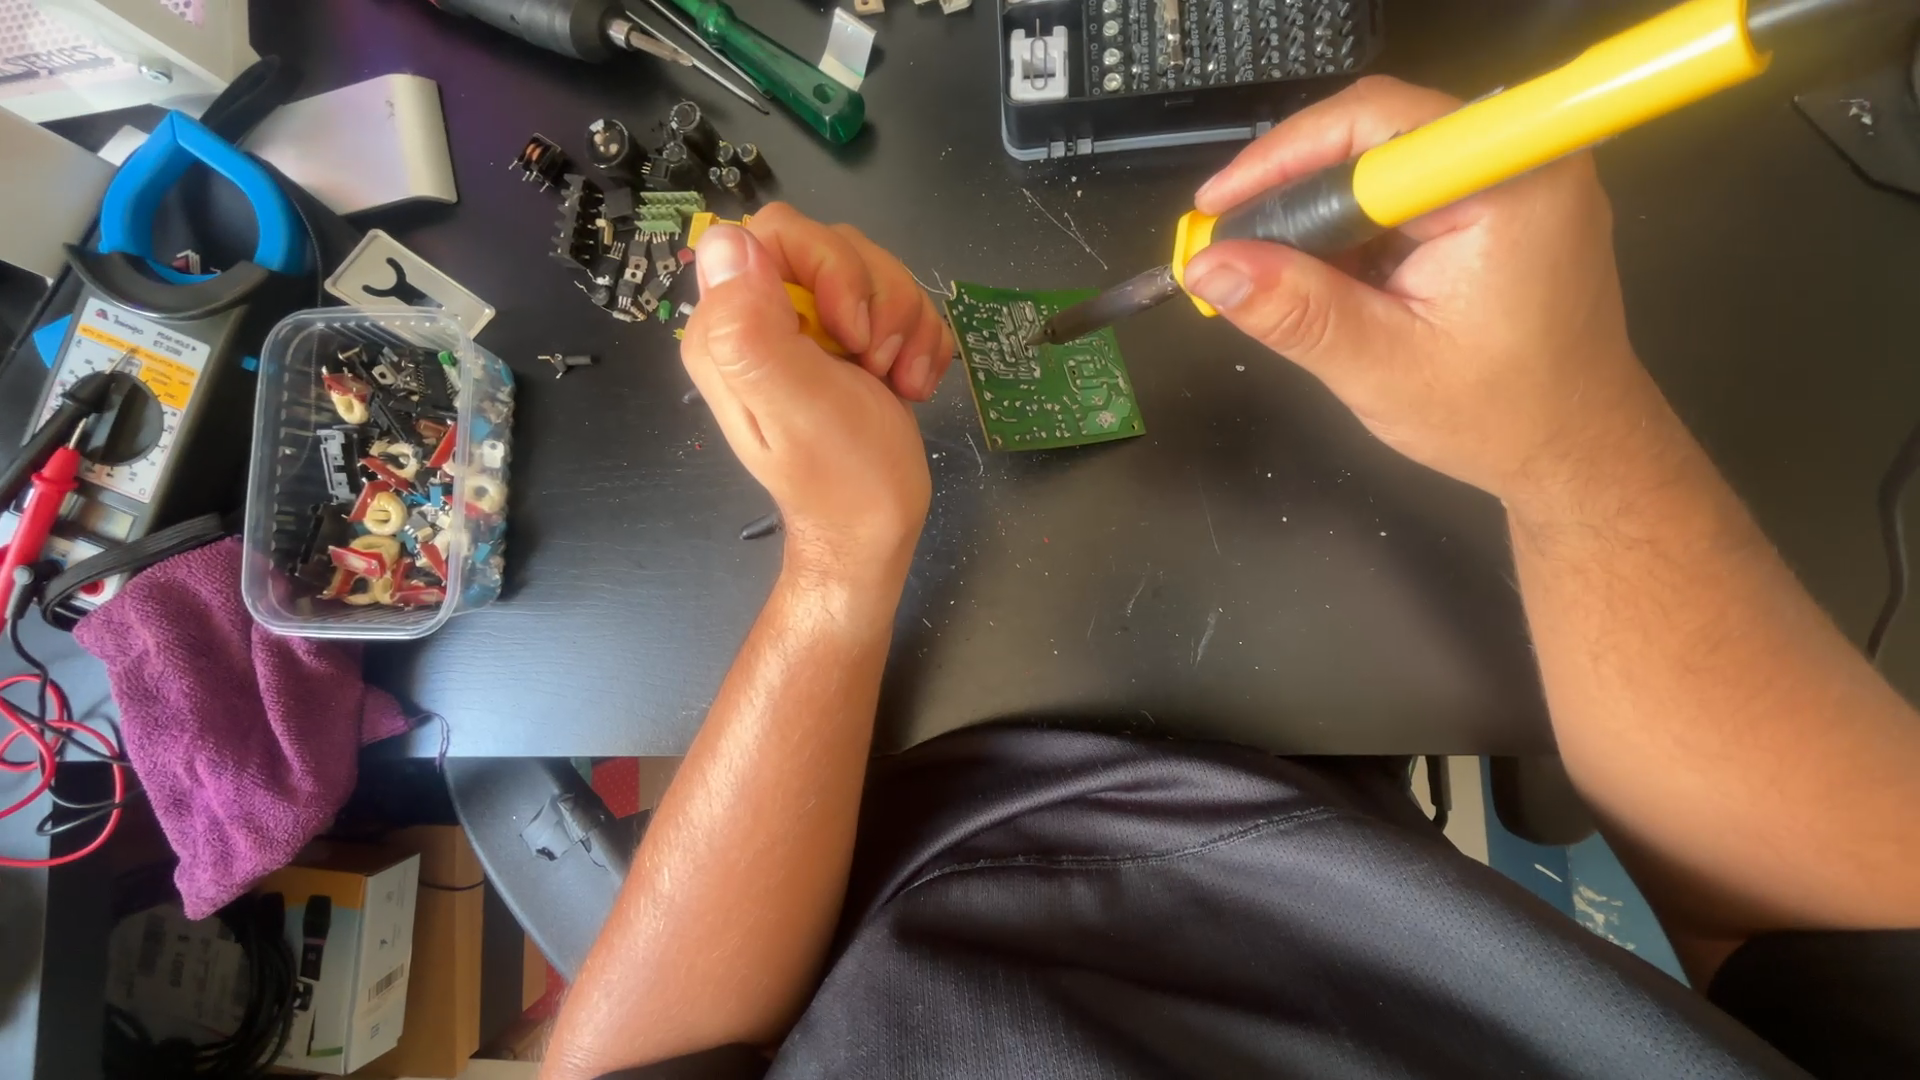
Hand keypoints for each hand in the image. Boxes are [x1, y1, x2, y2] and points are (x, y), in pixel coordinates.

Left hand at [683, 204, 954, 581]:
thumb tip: (728, 242)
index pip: (778, 233)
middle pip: (836, 246)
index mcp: (731, 329)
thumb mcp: (796, 407)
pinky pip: (901, 302)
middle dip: (879, 303)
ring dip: (907, 326)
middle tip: (878, 364)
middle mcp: (764, 317)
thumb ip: (753, 329)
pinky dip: (921, 340)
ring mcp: (812, 328)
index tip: (853, 333)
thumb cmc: (843, 478)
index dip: (831, 268)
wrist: (878, 527)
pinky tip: (910, 384)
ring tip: (898, 382)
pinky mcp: (852, 341)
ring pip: (877, 271)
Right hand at [1183, 76, 1663, 504]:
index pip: (1372, 126)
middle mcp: (1511, 163)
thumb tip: (1208, 268)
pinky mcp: (1484, 214)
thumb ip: (1294, 312)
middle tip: (1223, 246)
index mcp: (1503, 185)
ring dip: (1307, 220)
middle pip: (1370, 140)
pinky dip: (1339, 238)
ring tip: (1256, 272)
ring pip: (1374, 172)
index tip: (1215, 208)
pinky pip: (1392, 204)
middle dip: (1286, 193)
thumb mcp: (1377, 366)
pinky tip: (1308, 281)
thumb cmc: (1491, 416)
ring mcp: (1501, 186)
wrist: (1568, 448)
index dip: (1281, 158)